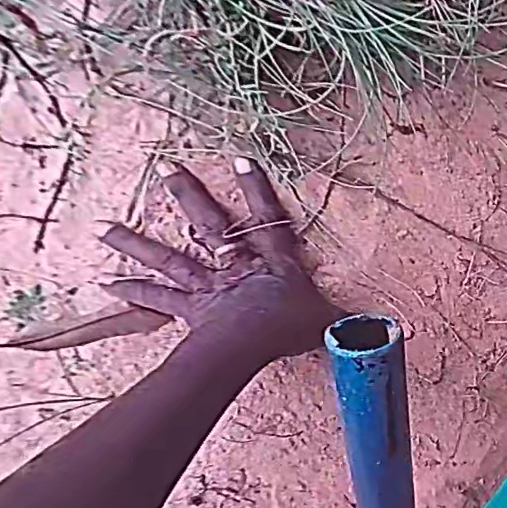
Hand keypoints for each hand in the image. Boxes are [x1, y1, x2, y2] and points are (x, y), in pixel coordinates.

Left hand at [100, 157, 342, 365]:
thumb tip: (403, 329)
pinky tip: (106, 283)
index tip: (241, 161)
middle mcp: (238, 268)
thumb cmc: (291, 329)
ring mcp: (210, 286)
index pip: (269, 223)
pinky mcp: (191, 309)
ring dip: (138, 243)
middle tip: (167, 169)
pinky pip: (159, 298)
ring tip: (103, 227)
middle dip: (190, 199)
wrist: (251, 346)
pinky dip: (133, 291)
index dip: (257, 193)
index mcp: (274, 265)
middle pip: (212, 228)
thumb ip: (358, 322)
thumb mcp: (332, 323)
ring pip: (172, 259)